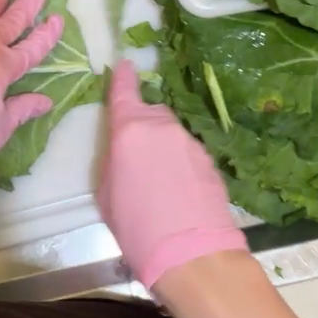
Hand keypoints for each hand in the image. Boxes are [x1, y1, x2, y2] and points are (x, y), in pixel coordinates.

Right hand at [99, 60, 245, 288]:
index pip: (123, 92)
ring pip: (170, 135)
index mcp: (130, 129)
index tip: (123, 64)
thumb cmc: (136, 225)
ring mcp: (191, 142)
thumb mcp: (106, 192)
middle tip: (134, 157)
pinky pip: (188, 154)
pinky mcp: (210, 161)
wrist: (191, 253)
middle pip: (150, 114)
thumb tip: (125, 151)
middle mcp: (163, 127)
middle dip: (142, 126)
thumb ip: (114, 160)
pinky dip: (180, 165)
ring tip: (158, 184)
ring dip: (162, 149)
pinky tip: (178, 193)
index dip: (121, 78)